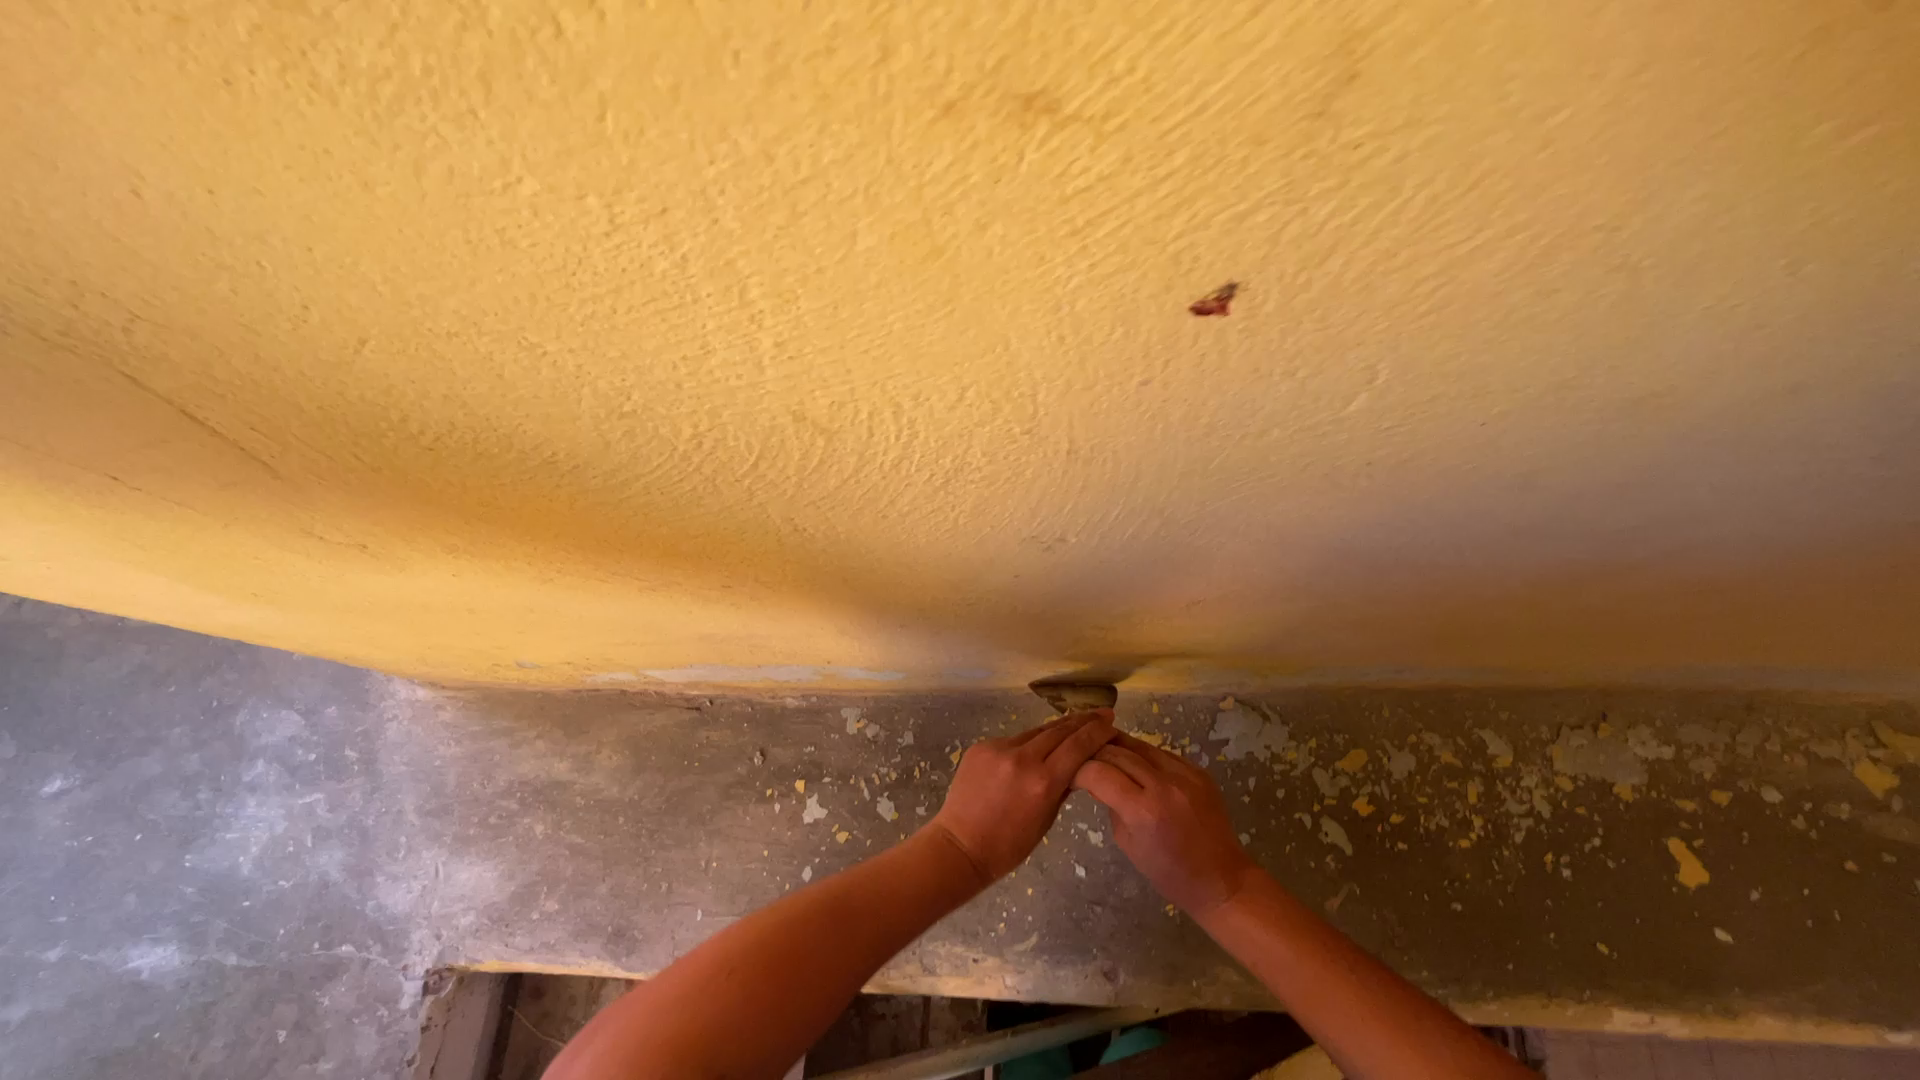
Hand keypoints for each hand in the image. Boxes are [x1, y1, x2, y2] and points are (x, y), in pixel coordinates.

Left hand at [929, 710, 1118, 884]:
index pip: (1078, 746)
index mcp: (1043, 782)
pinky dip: (1028, 743)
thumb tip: (1078, 765)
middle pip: (1059, 731)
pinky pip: (1013, 740)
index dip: (1097, 731)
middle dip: (1082, 721)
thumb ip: (1063, 787)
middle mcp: (1022, 759)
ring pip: (1036, 732)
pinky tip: (1037, 747)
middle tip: (1101, 714)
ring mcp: (999, 749)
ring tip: (1075, 723)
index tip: (1111, 722)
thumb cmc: (1009, 845)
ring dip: (1057, 728)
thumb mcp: (1046, 820)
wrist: (960, 846)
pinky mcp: (981, 747)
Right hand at [1072, 732, 1257, 916]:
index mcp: (1143, 810)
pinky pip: (1160, 754)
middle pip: (1117, 752)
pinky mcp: (1198, 771)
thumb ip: (1111, 806)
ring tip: (1102, 752)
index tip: (1069, 774)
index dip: (1078, 770)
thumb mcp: (1128, 844)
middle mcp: (1164, 785)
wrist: (1221, 879)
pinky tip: (1134, 765)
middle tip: (1081, 760)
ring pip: (1139, 745)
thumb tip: (1096, 781)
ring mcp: (1185, 774)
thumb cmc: (1169, 874)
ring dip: (1117, 747)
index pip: (1098, 772)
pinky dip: (1142, 756)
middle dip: (1094, 754)